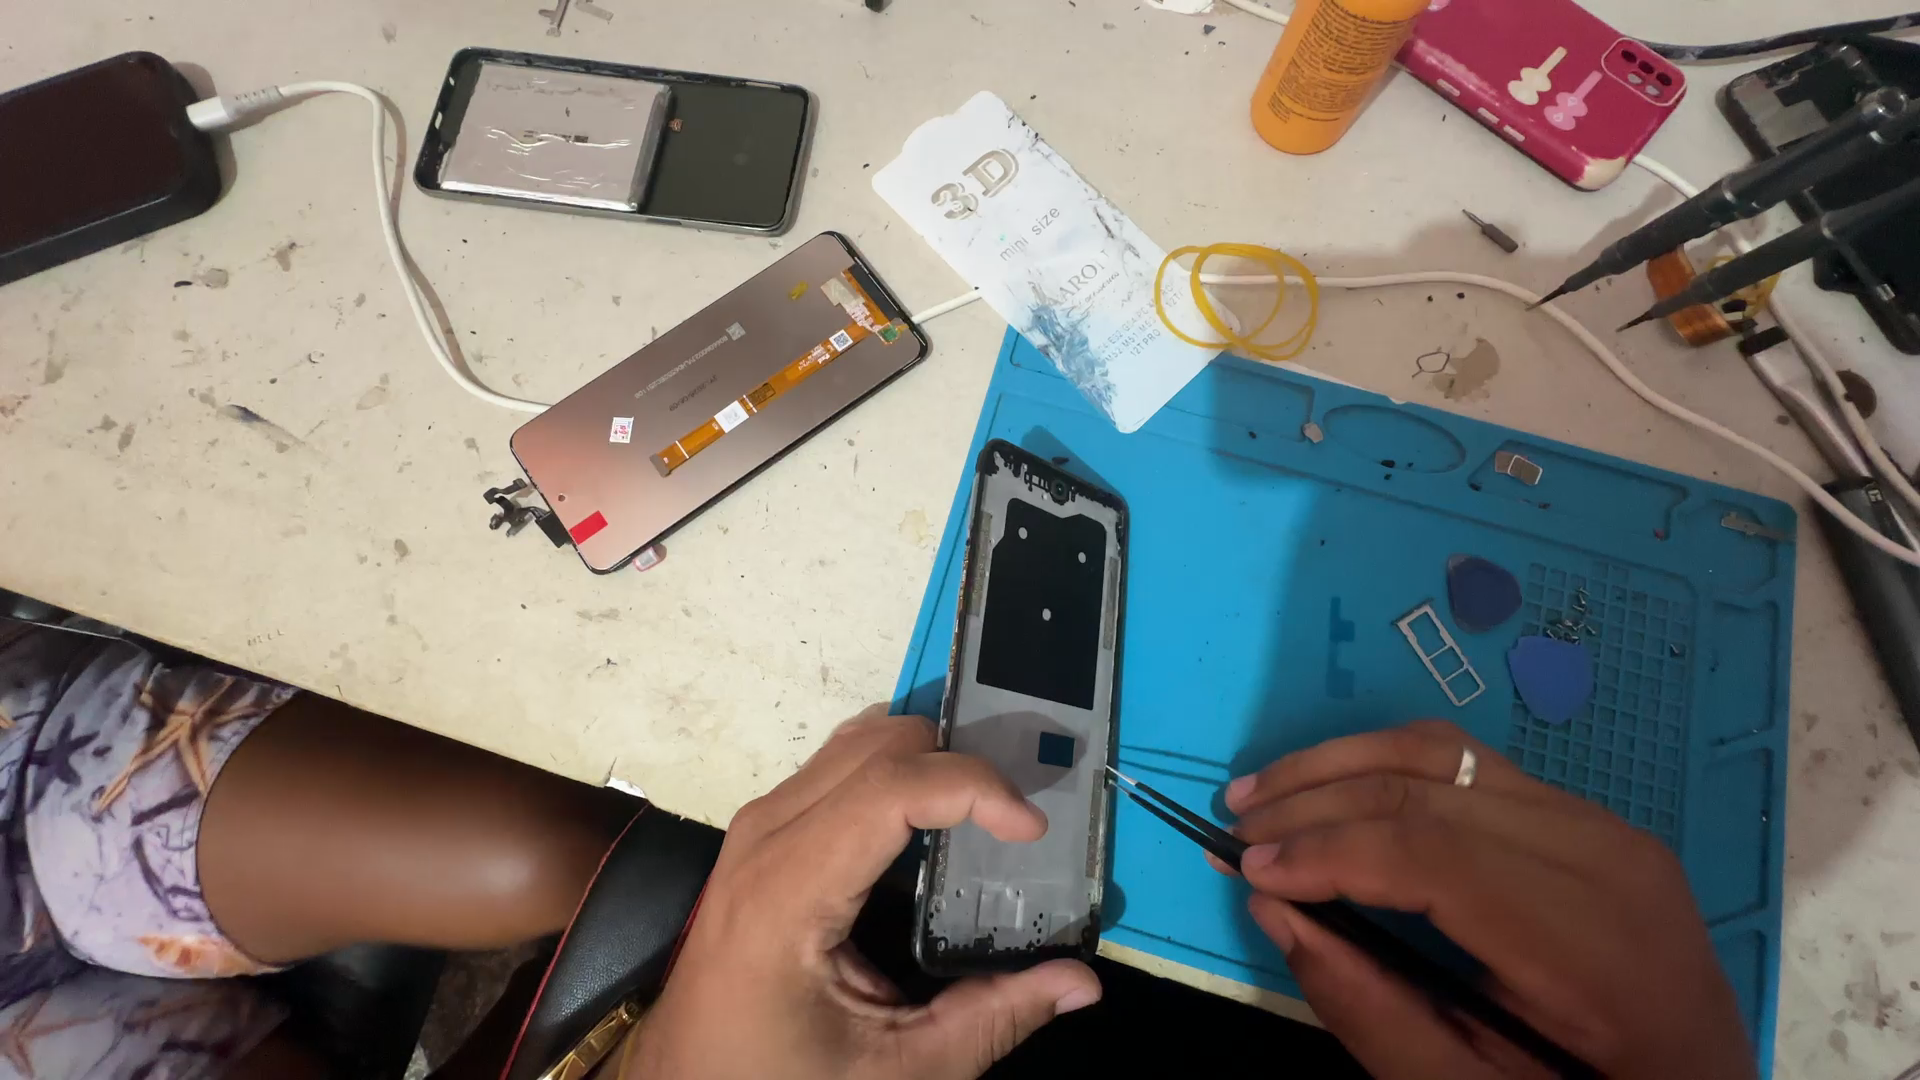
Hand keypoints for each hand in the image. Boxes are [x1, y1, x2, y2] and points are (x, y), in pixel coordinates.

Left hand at [624, 706, 1099, 1079]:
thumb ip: (990, 1020)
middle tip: (1008, 818)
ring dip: (929, 756)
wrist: (680, 1079)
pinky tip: (926, 813)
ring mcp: (762, 816)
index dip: (972, 786)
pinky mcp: (766, 818)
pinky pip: (842, 756)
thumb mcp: (890, 1076)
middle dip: (959, 763)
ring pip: (861, 736)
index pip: (891, 789)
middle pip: (882, 743)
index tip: (1029, 827)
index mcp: (789, 890)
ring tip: (977, 810)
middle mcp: (769, 829)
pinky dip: (897, 764)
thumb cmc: (775, 1079)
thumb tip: (1082, 983)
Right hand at [1224, 720, 1753, 1079]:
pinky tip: (1322, 785)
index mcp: (1596, 945)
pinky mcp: (1565, 805)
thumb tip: (1270, 907)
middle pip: (1418, 790)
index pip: (1431, 854)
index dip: (1325, 851)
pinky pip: (1447, 755)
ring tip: (1255, 794)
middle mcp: (1599, 853)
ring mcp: (1588, 817)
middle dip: (1307, 804)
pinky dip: (1369, 760)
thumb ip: (1368, 1011)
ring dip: (1328, 765)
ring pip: (1426, 750)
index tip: (1246, 871)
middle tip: (1232, 831)